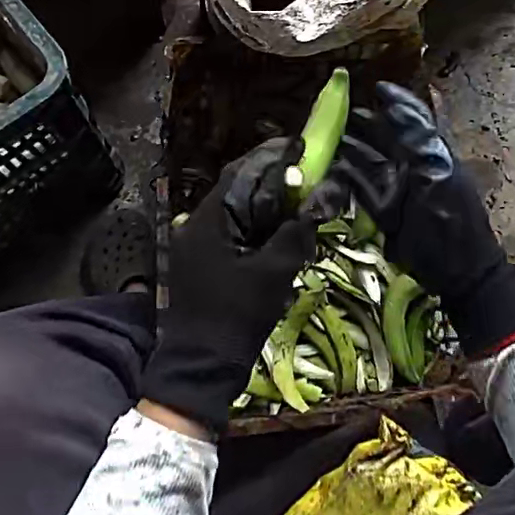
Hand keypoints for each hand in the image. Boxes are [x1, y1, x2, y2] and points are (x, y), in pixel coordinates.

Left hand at [139, 138, 345, 435]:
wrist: (201, 368)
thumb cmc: (237, 316)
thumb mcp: (274, 271)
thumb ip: (296, 231)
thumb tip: (317, 200)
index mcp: (209, 220)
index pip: (242, 172)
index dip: (273, 156)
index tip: (302, 147)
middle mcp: (198, 224)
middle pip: (239, 187)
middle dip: (274, 178)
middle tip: (306, 173)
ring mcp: (197, 244)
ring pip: (238, 209)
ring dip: (267, 203)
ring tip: (298, 199)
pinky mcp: (203, 261)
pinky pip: (233, 231)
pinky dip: (257, 226)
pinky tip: (280, 231)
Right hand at [336, 83, 514, 355]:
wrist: (459, 270)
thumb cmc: (450, 217)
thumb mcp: (435, 170)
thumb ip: (414, 136)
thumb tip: (392, 101)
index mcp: (429, 150)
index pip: (409, 117)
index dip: (393, 101)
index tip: (374, 87)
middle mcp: (411, 164)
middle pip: (383, 136)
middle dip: (361, 123)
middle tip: (334, 111)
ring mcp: (396, 188)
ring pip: (367, 160)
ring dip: (347, 149)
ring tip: (324, 135)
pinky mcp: (382, 211)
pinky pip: (360, 188)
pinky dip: (344, 178)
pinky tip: (328, 167)